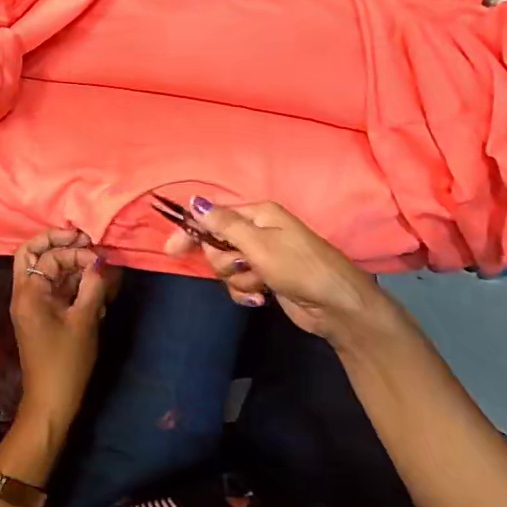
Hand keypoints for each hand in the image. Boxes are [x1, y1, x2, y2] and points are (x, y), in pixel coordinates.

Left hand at [9, 228, 118, 427]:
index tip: (97, 257)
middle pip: (34, 256)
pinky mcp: (44, 317)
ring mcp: (34, 306)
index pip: (45, 256)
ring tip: (99, 270)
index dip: (72, 251)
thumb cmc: (66, 362)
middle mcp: (25, 295)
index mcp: (28, 293)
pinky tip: (97, 292)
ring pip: (48, 273)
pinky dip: (74, 286)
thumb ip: (93, 286)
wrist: (52, 401)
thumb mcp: (84, 321)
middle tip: (87, 242)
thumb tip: (102, 260)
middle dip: (60, 245)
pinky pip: (56, 291)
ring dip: (72, 267)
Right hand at [163, 199, 402, 346]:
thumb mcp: (258, 243)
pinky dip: (245, 291)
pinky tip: (260, 297)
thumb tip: (194, 202)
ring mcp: (262, 257)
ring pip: (226, 268)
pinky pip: (238, 283)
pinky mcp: (265, 279)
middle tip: (242, 266)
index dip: (192, 232)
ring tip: (259, 283)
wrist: (335, 304)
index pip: (213, 217)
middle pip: (217, 244)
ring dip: (237, 279)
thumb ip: (223, 224)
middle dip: (224, 261)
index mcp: (258, 214)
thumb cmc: (298, 266)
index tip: (171, 250)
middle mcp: (258, 231)